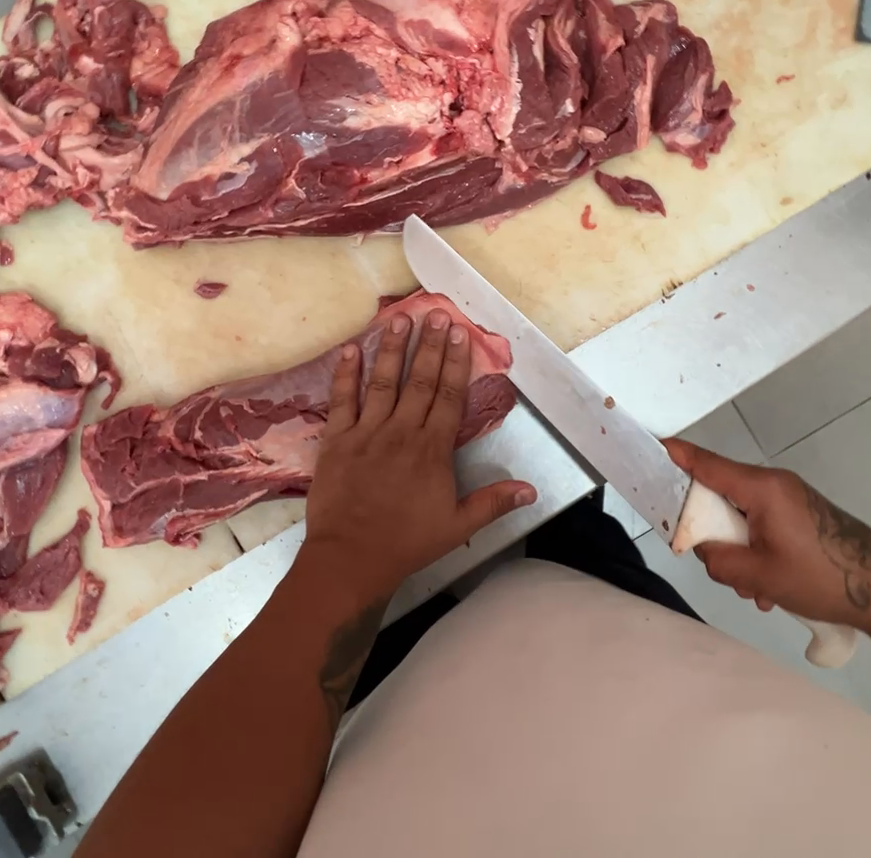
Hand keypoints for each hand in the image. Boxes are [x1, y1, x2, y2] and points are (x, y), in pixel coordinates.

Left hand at [300, 308, 535, 605]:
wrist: (351, 557)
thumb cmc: (407, 542)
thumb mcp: (457, 525)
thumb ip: (494, 502)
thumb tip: (532, 490)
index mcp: (432, 449)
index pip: (448, 396)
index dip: (455, 362)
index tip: (460, 334)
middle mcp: (402, 432)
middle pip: (420, 381)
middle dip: (429, 345)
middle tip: (436, 314)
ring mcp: (367, 433)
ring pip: (383, 383)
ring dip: (393, 349)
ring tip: (400, 318)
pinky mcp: (337, 440)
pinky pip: (343, 401)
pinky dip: (346, 374)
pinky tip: (352, 348)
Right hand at [664, 439, 870, 628]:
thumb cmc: (821, 579)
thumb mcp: (758, 576)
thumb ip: (717, 559)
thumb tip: (706, 549)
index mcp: (762, 489)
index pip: (707, 464)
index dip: (677, 456)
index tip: (651, 446)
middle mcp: (774, 485)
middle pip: (722, 497)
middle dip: (715, 534)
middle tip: (721, 568)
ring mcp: (790, 498)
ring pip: (742, 518)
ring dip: (740, 552)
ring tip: (757, 591)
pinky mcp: (802, 514)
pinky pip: (763, 525)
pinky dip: (758, 553)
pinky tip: (771, 589)